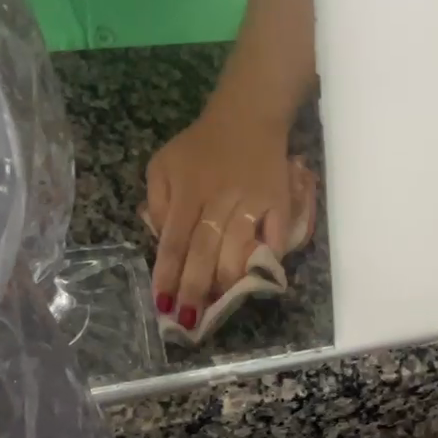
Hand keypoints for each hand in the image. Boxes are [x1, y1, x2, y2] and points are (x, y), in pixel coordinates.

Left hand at [143, 104, 298, 332]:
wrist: (247, 117)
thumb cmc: (202, 147)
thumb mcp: (164, 164)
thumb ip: (157, 200)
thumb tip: (160, 236)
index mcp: (186, 191)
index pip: (172, 240)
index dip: (167, 274)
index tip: (163, 305)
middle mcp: (217, 199)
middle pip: (203, 250)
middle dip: (195, 287)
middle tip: (190, 320)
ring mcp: (251, 202)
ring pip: (238, 249)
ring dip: (228, 280)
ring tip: (221, 304)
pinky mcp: (279, 204)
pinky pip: (276, 237)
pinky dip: (269, 258)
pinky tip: (259, 278)